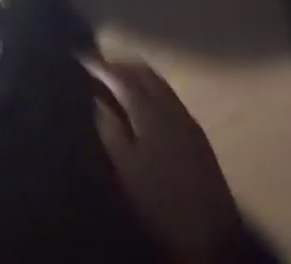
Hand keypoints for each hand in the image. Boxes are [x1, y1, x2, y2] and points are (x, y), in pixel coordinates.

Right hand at [83, 56, 241, 263]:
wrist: (209, 233)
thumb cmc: (159, 202)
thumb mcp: (126, 169)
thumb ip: (111, 130)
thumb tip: (98, 101)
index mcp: (151, 113)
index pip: (123, 77)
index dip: (100, 65)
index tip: (80, 56)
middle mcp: (172, 107)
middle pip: (144, 72)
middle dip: (120, 64)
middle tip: (96, 67)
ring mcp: (187, 118)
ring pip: (158, 82)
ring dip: (136, 75)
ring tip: (113, 80)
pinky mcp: (195, 132)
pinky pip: (168, 95)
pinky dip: (149, 89)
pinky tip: (138, 103)